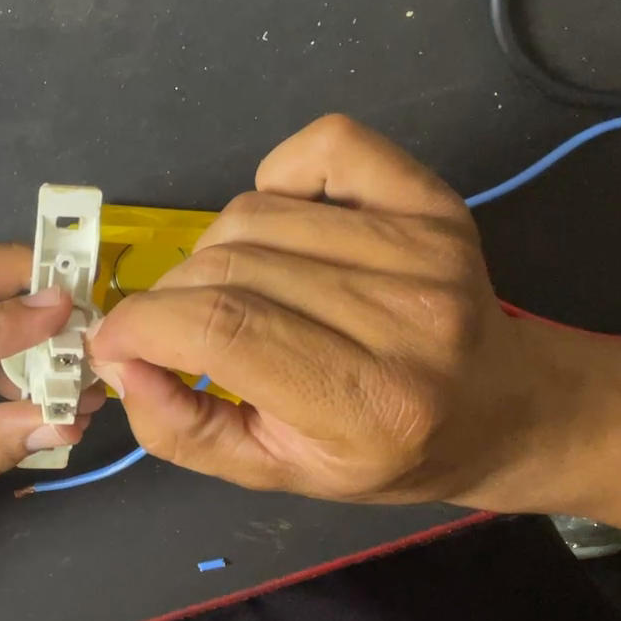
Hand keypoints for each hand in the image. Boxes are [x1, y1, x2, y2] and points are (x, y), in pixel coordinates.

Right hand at [87, 115, 552, 504]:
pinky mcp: (430, 198)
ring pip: (254, 213)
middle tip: (167, 330)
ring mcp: (420, 244)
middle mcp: (400, 312)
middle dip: (166, 298)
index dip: (142, 325)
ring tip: (226, 291)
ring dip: (209, 252)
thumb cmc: (386, 455)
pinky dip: (274, 176)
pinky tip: (277, 225)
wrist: (506, 409)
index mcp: (364, 400)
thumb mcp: (275, 473)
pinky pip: (322, 147)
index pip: (221, 329)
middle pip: (228, 265)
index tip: (115, 342)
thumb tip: (121, 364)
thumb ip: (185, 432)